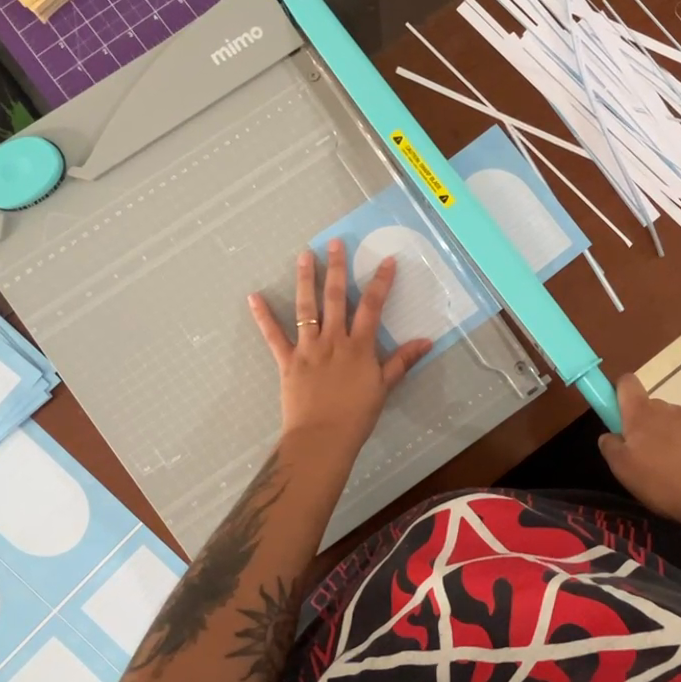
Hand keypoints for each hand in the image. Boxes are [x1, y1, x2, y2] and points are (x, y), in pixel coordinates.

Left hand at [247, 239, 432, 455]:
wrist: (322, 438)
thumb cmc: (356, 416)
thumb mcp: (384, 387)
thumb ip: (402, 362)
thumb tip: (426, 341)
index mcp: (359, 347)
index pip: (372, 307)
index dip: (380, 282)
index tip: (385, 260)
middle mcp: (333, 340)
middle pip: (335, 298)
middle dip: (336, 268)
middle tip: (335, 243)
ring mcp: (308, 348)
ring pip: (306, 308)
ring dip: (304, 280)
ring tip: (304, 255)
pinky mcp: (287, 361)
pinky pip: (273, 336)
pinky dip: (263, 317)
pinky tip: (253, 297)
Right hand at [598, 373, 680, 532]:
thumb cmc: (665, 483)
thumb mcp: (623, 471)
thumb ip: (610, 447)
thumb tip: (610, 435)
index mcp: (642, 413)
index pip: (626, 383)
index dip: (618, 395)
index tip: (618, 421)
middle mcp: (668, 408)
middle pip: (649, 408)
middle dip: (643, 428)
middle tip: (645, 460)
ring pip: (671, 423)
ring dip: (667, 439)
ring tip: (672, 473)